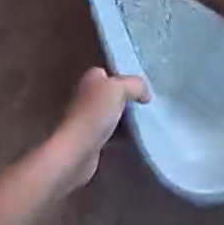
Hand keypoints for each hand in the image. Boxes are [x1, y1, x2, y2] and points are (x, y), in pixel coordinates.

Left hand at [48, 67, 149, 191]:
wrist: (76, 151)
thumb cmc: (95, 114)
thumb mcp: (119, 89)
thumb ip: (136, 85)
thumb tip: (146, 94)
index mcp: (92, 77)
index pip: (112, 73)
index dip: (127, 78)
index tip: (143, 89)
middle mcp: (88, 94)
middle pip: (114, 94)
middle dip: (130, 100)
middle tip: (147, 106)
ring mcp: (89, 117)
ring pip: (115, 114)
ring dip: (128, 119)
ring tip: (147, 122)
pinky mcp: (92, 137)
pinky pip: (112, 132)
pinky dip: (123, 135)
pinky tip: (136, 138)